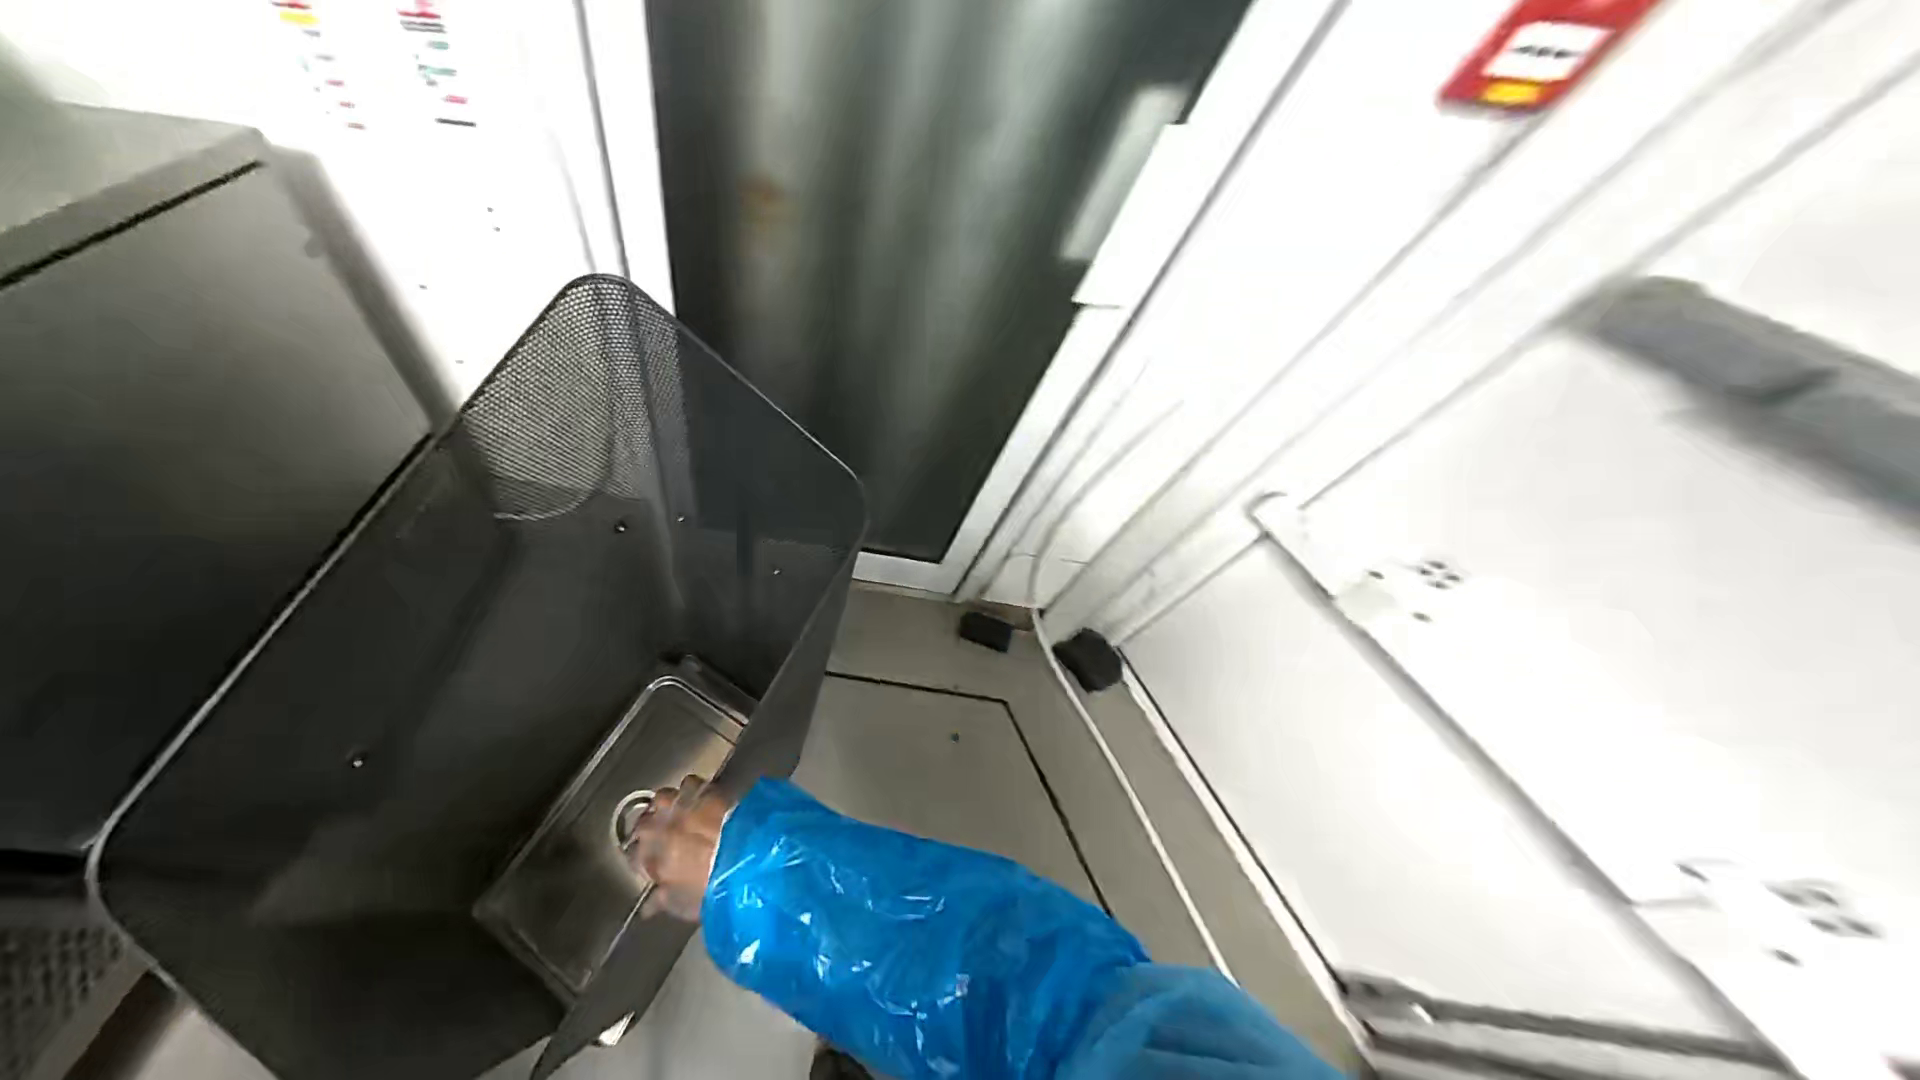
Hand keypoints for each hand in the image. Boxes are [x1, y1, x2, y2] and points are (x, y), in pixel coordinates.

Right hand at [625, 775, 732, 921]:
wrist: (744, 858)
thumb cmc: (708, 887)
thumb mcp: (681, 903)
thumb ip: (661, 899)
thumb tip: (649, 905)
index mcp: (648, 855)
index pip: (633, 853)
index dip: (642, 856)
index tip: (651, 860)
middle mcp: (659, 826)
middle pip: (644, 821)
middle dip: (650, 826)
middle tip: (664, 834)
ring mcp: (682, 804)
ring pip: (663, 797)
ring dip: (667, 804)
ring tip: (678, 812)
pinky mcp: (706, 790)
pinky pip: (690, 783)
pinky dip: (692, 789)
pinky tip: (699, 797)